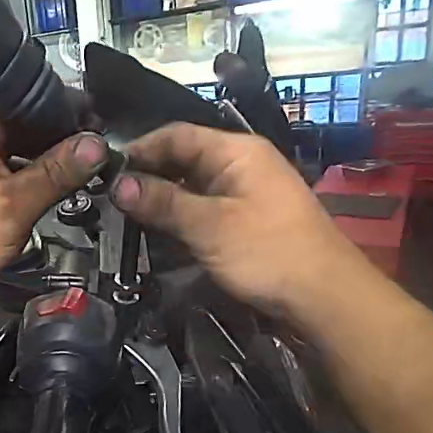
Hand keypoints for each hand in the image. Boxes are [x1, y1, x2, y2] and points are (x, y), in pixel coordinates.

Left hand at [0, 107, 105, 300]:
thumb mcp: (16, 206)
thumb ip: (58, 171)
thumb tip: (95, 145)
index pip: (27, 96)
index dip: (65, 108)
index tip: (94, 126)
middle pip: (22, 119)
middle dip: (58, 136)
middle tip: (90, 155)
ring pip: (14, 143)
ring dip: (42, 156)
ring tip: (72, 173)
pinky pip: (1, 162)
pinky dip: (24, 172)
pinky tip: (42, 188)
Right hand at [111, 122, 371, 318]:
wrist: (326, 297)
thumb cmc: (268, 252)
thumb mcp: (209, 226)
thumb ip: (163, 202)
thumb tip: (118, 184)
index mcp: (236, 151)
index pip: (177, 135)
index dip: (140, 150)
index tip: (106, 172)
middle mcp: (241, 164)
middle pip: (184, 159)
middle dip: (149, 177)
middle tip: (110, 199)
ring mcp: (246, 192)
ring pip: (193, 186)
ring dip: (163, 200)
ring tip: (126, 217)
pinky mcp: (248, 219)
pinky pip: (206, 208)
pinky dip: (182, 217)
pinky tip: (159, 233)